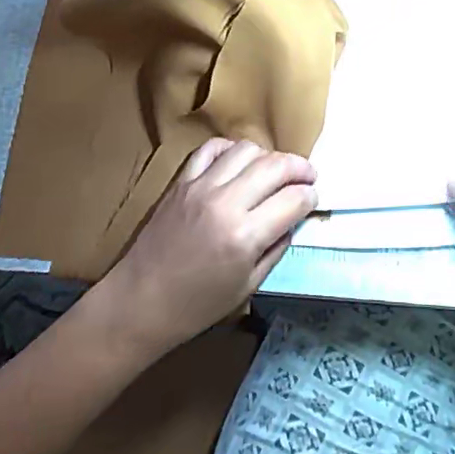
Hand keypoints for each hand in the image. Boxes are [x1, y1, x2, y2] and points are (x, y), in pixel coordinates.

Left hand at [96, 138, 316, 354]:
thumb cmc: (198, 305)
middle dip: (300, 168)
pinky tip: (239, 162)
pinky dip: (231, 149)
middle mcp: (226, 203)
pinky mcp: (181, 181)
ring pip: (246, 149)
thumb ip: (277, 247)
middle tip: (308, 176)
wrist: (141, 300)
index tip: (313, 199)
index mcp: (246, 236)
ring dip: (268, 156)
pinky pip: (211, 148)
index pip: (294, 199)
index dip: (311, 196)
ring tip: (273, 171)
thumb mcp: (249, 285)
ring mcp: (201, 187)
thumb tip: (294, 218)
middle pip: (275, 165)